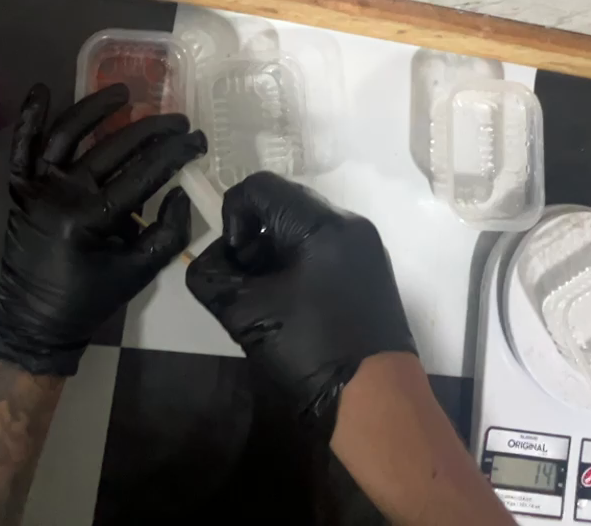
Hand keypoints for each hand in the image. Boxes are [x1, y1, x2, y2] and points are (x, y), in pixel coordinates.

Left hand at [0, 83, 206, 375]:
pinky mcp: (19, 186)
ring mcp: (37, 186)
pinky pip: (22, 146)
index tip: (198, 139)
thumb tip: (180, 191)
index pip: (144, 173)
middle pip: (113, 147)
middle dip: (152, 129)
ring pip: (67, 134)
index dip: (176, 152)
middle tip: (178, 120)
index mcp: (93, 218)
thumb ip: (169, 232)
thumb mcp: (140, 272)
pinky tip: (42, 89)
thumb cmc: (91, 297)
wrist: (34, 321)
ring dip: (96, 107)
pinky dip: (30, 117)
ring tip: (123, 92)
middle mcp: (63, 194)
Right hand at [185, 173, 416, 429]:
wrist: (378, 403)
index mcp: (322, 224)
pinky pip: (323, 245)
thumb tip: (213, 261)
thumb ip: (212, 276)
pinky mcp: (369, 268)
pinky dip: (298, 261)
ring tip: (267, 296)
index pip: (261, 187)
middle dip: (253, 236)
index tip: (236, 261)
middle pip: (283, 203)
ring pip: (302, 225)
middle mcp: (348, 223)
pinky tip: (293, 302)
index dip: (233, 215)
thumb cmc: (312, 352)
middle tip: (246, 280)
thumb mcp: (245, 314)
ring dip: (274, 250)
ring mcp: (364, 245)